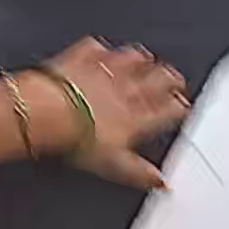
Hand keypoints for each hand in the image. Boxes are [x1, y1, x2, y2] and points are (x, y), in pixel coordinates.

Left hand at [37, 37, 189, 189]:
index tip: (182, 104)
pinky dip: (99, 47)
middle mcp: (124, 91)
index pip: (168, 110)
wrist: (47, 112)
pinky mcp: (79, 57)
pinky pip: (94, 47)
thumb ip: (139, 172)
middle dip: (169, 77)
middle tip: (173, 77)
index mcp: (136, 118)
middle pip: (157, 79)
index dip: (178, 106)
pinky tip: (99, 47)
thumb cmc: (76, 138)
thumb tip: (159, 182)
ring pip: (131, 58)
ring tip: (145, 57)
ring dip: (140, 57)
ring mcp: (102, 71)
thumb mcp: (113, 164)